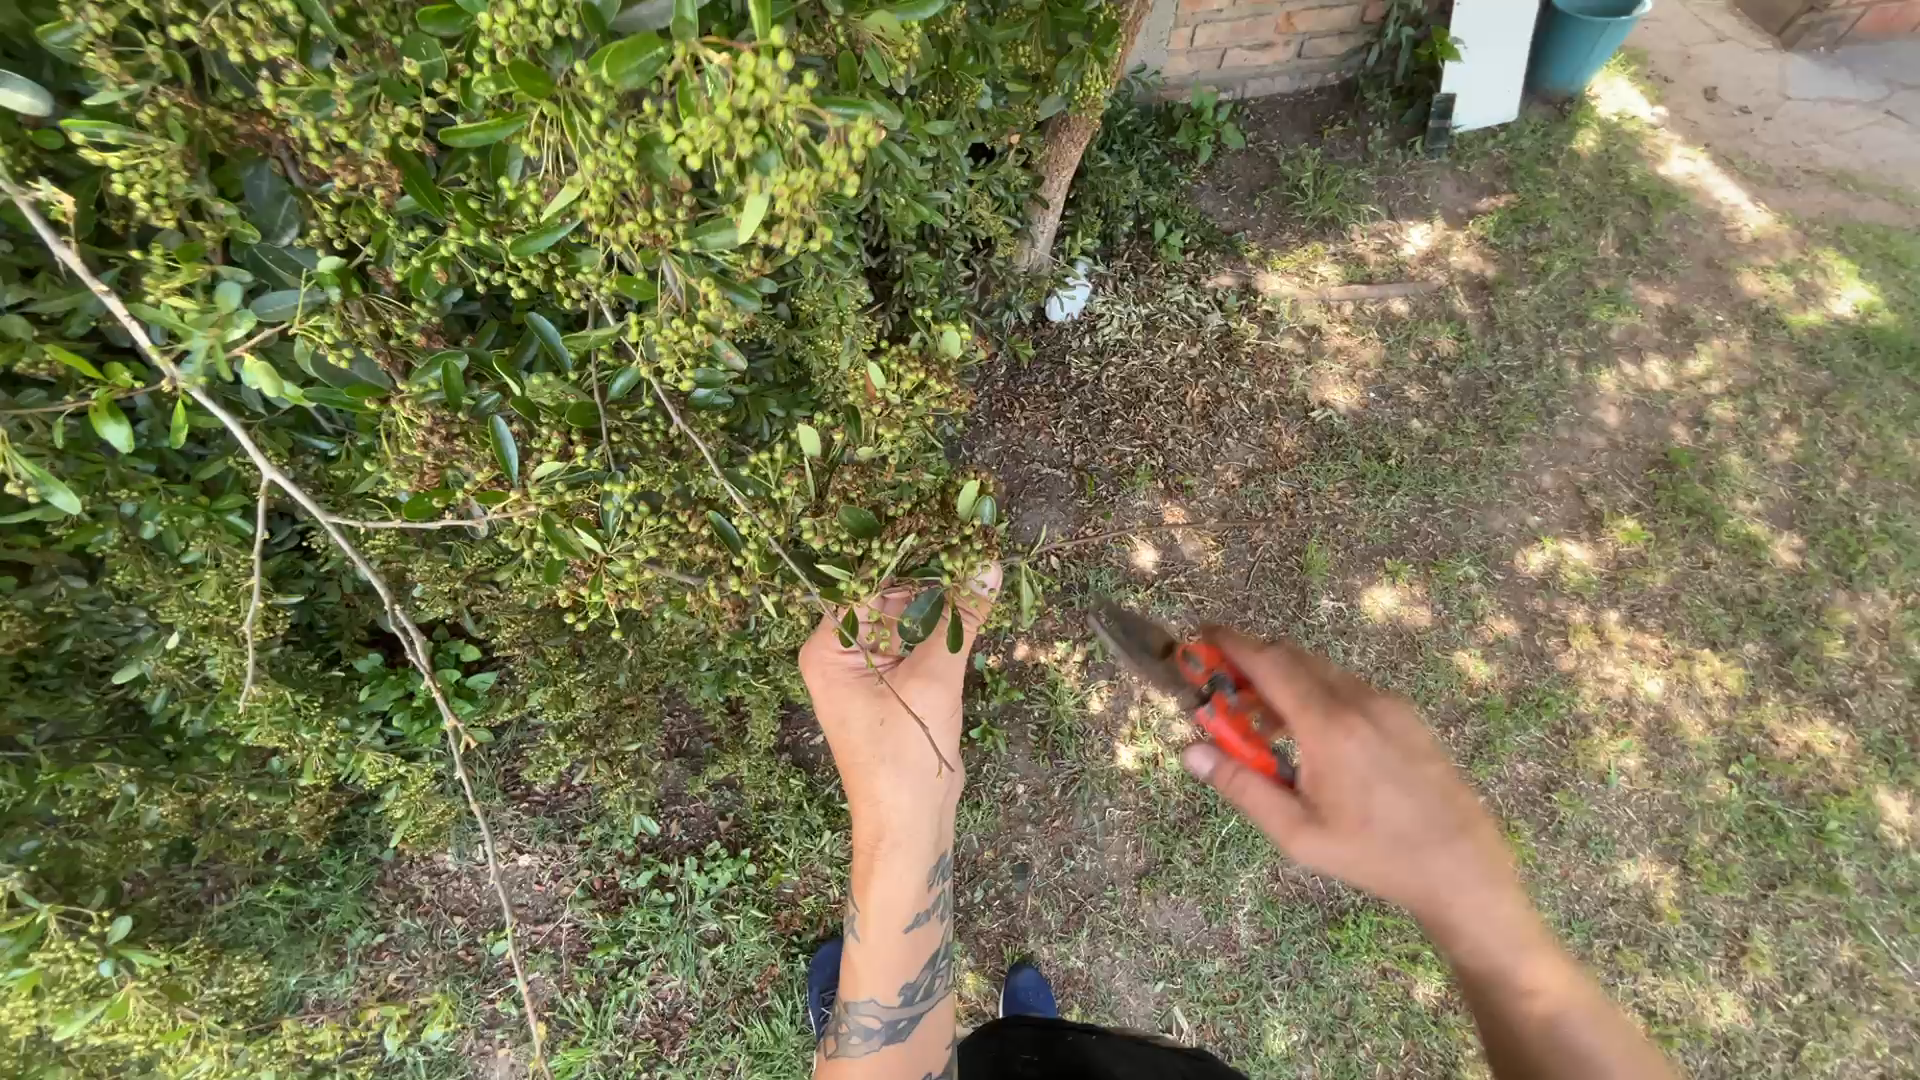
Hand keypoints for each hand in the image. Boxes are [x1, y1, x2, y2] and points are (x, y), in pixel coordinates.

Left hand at [798, 565, 999, 827]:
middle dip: (929, 577)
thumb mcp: (934, 680)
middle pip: (889, 599)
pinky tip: (975, 600)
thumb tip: (988, 564)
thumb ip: (961, 619)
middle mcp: (843, 653)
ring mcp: (870, 670)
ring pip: (909, 620)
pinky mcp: (897, 684)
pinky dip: (944, 627)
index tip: (944, 526)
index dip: (906, 556)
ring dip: (941, 600)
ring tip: (978, 560)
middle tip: (969, 540)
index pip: (866, 584)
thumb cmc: (904, 753)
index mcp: (829, 649)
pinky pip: (919, 643)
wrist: (910, 823)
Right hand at [1180, 628, 1531, 946]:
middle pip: (1292, 655)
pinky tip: (1309, 732)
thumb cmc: (1374, 855)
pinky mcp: (1405, 713)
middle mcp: (1358, 700)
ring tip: (1263, 717)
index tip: (1202, 634)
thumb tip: (1190, 752)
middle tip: (1222, 681)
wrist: (1466, 871)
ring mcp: (1387, 703)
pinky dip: (1314, 690)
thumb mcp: (1298, 833)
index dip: (1231, 642)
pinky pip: (1346, 684)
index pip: (1269, 662)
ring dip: (1283, 676)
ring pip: (1320, 668)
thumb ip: (1241, 786)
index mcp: (1327, 726)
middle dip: (1251, 657)